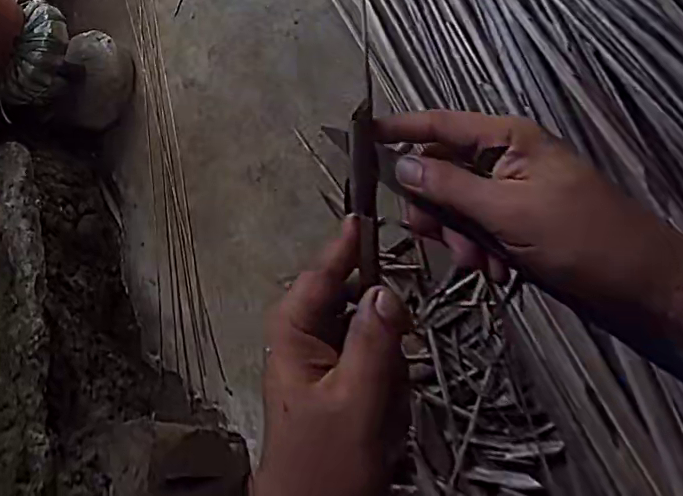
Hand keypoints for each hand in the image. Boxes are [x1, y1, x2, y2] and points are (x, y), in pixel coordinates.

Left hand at [253, 217, 410, 495]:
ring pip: (375, 339)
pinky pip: (379, 369)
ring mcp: (325, 359)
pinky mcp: (342, 382)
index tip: (364, 217)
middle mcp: (305, 333)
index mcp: (293, 326)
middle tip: (390, 377)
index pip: (323, 273)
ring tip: (380, 415)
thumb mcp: (353, 403)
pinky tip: (381, 424)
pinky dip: (389, 393)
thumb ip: (374, 344)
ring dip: (388, 376)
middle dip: (383, 341)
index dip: (346, 246)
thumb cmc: (320, 465)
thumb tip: (388, 292)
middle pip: (358, 305)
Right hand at [383, 111, 682, 347]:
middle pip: (441, 168)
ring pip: (456, 201)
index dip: (398, 128)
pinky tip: (494, 271)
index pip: (439, 124)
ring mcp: (513, 189)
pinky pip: (478, 224)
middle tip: (432, 236)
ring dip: (457, 233)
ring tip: (478, 264)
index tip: (362, 136)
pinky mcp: (521, 219)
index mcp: (507, 138)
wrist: (660, 292)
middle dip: (434, 204)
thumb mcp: (510, 212)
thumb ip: (450, 187)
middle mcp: (505, 157)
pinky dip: (477, 246)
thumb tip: (400, 164)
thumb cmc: (587, 239)